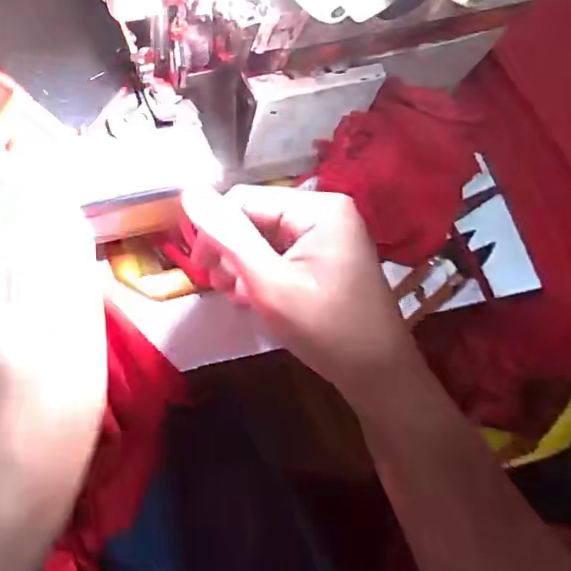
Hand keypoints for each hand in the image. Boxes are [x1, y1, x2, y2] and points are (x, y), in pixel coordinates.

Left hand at [0, 108, 107, 526]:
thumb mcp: (88, 304)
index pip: (56, 190)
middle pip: (20, 180)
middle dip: (22, 155)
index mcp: (63, 249)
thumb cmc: (66, 380)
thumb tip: (55, 213)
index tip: (48, 162)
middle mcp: (15, 240)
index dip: (51, 174)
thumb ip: (71, 248)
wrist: (6, 431)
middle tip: (19, 128)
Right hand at [180, 185, 414, 388]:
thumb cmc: (326, 330)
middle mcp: (324, 209)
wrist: (380, 378)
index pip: (243, 199)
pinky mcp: (325, 252)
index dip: (213, 230)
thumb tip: (189, 192)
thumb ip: (228, 236)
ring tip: (237, 296)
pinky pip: (278, 249)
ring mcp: (327, 231)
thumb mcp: (269, 283)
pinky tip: (255, 297)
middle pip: (253, 215)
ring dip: (241, 264)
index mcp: (318, 207)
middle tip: (220, 288)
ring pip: (261, 234)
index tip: (202, 270)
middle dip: (229, 251)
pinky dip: (261, 271)